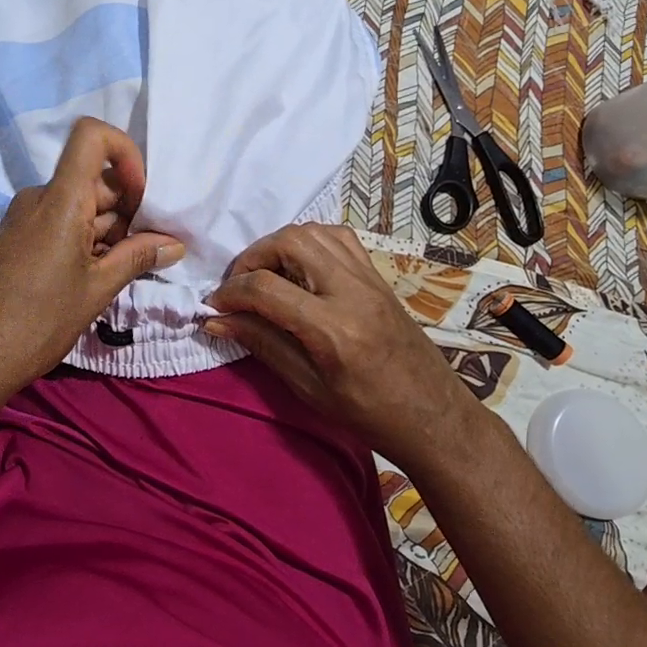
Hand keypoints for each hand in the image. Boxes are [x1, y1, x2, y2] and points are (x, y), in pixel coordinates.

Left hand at [0, 118, 183, 441]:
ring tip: (131, 266)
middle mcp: (40, 197)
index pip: (92, 135)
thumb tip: (173, 244)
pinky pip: (60, 222)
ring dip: (110, 227)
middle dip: (128, 204)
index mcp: (61, 199)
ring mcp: (24, 218)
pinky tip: (99, 275)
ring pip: (80, 203)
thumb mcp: (96, 290)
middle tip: (151, 244)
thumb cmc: (36, 323)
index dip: (125, 153)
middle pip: (94, 177)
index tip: (142, 196)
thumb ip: (136, 258)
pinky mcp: (16, 239)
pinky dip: (86, 238)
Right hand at [202, 224, 474, 472]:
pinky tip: (299, 266)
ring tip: (266, 275)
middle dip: (253, 257)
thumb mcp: (308, 388)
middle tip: (239, 286)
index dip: (231, 293)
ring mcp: (368, 278)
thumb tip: (216, 320)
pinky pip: (338, 237)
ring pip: (313, 231)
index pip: (266, 288)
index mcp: (332, 329)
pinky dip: (309, 241)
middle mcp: (351, 291)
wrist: (432, 415)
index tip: (214, 307)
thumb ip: (262, 344)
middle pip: (290, 242)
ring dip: (279, 245)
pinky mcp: (377, 275)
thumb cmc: (368, 413)